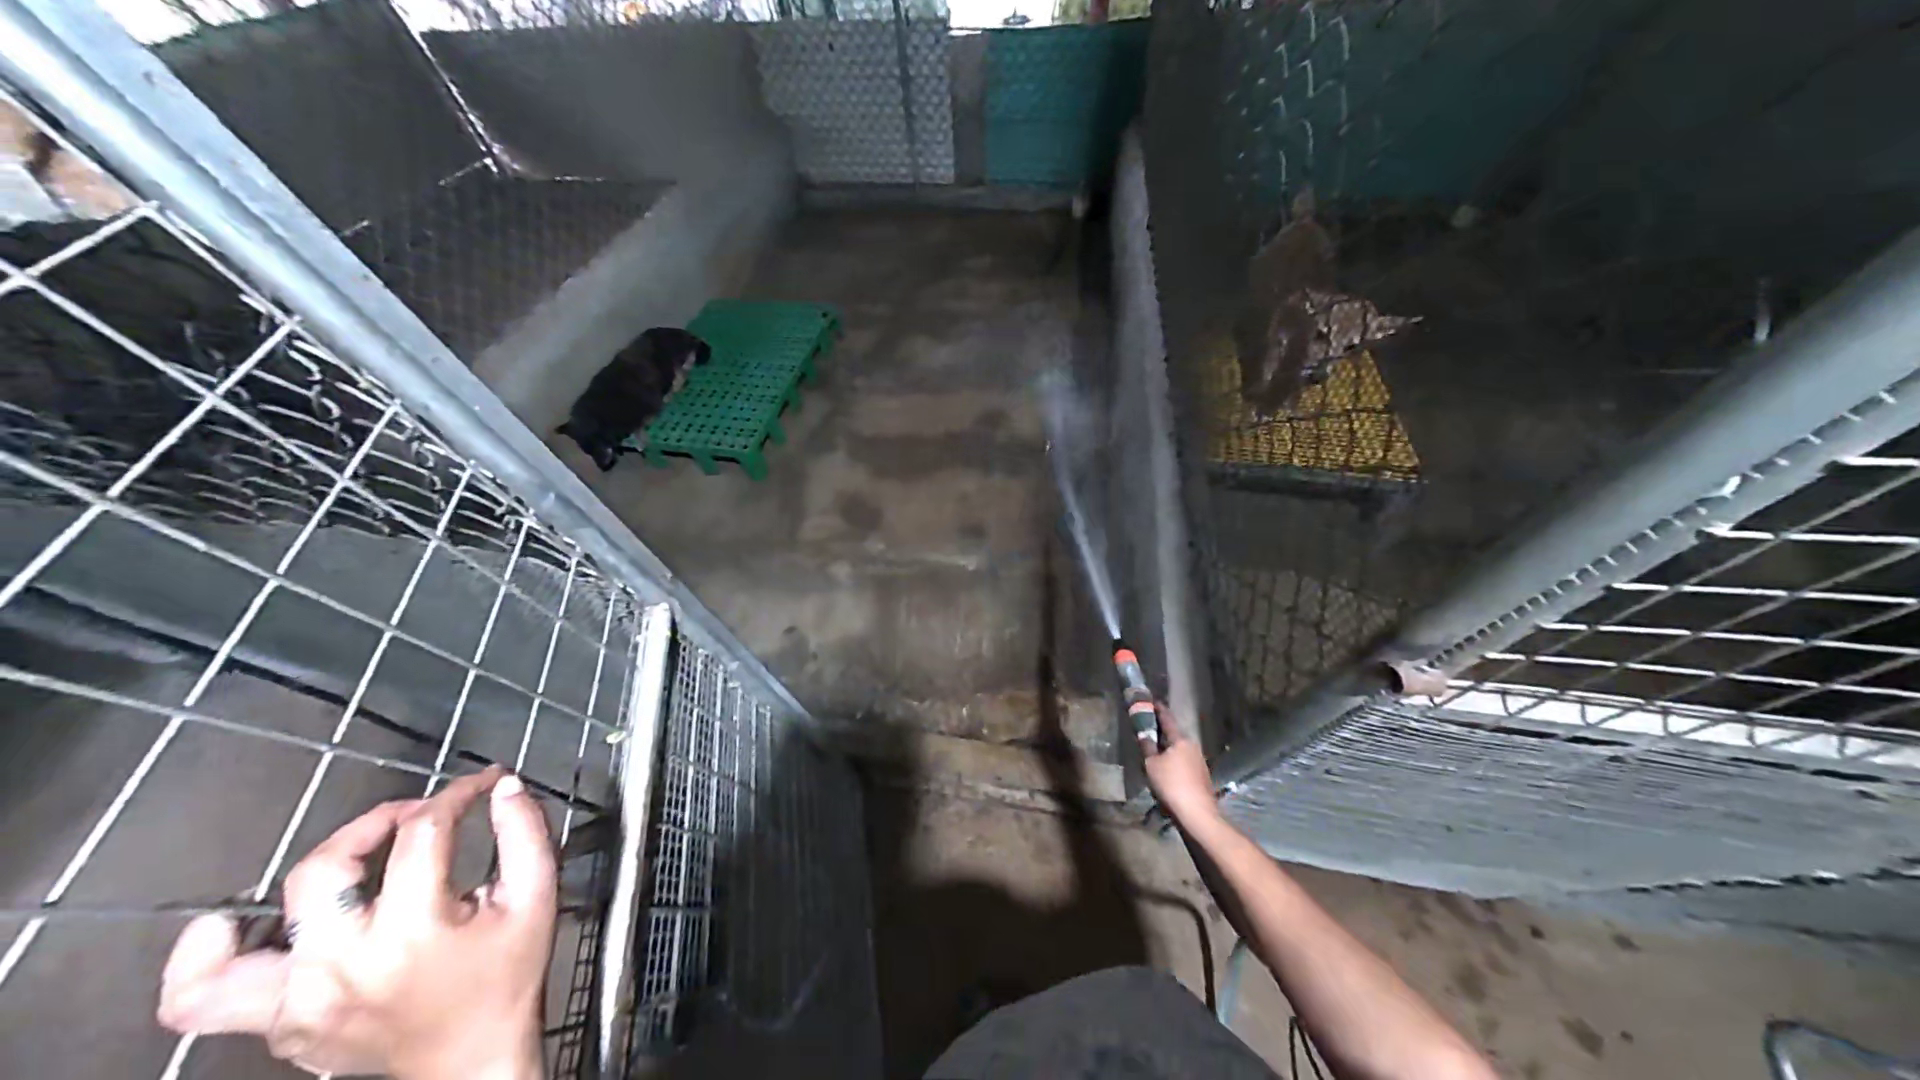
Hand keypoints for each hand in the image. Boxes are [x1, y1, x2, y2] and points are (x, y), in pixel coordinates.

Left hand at [157, 768, 556, 1079]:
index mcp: (413, 931)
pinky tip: (240, 933)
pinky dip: (209, 965)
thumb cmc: (510, 973)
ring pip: (229, 958)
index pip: (422, 835)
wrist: (476, 1060)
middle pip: (326, 868)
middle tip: (418, 814)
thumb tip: (501, 787)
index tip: (481, 786)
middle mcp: (341, 968)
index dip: (455, 795)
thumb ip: (526, 833)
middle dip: (377, 820)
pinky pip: (210, 1004)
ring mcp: (298, 1007)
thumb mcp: (537, 895)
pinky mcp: (282, 1029)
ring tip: (303, 880)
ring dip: (262, 902)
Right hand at [1142, 705, 1220, 825]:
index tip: (1152, 701)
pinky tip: (1167, 769)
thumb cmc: (1171, 784)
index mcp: (1181, 739)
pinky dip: (1174, 760)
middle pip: (1174, 735)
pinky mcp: (1201, 775)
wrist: (1197, 813)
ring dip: (1168, 748)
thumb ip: (1147, 747)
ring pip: (1180, 749)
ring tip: (1155, 750)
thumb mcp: (1152, 764)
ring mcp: (1199, 761)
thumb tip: (1144, 733)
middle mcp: (1192, 746)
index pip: (1167, 719)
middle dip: (1162, 731)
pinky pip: (1184, 761)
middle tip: (1148, 728)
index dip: (1158, 709)